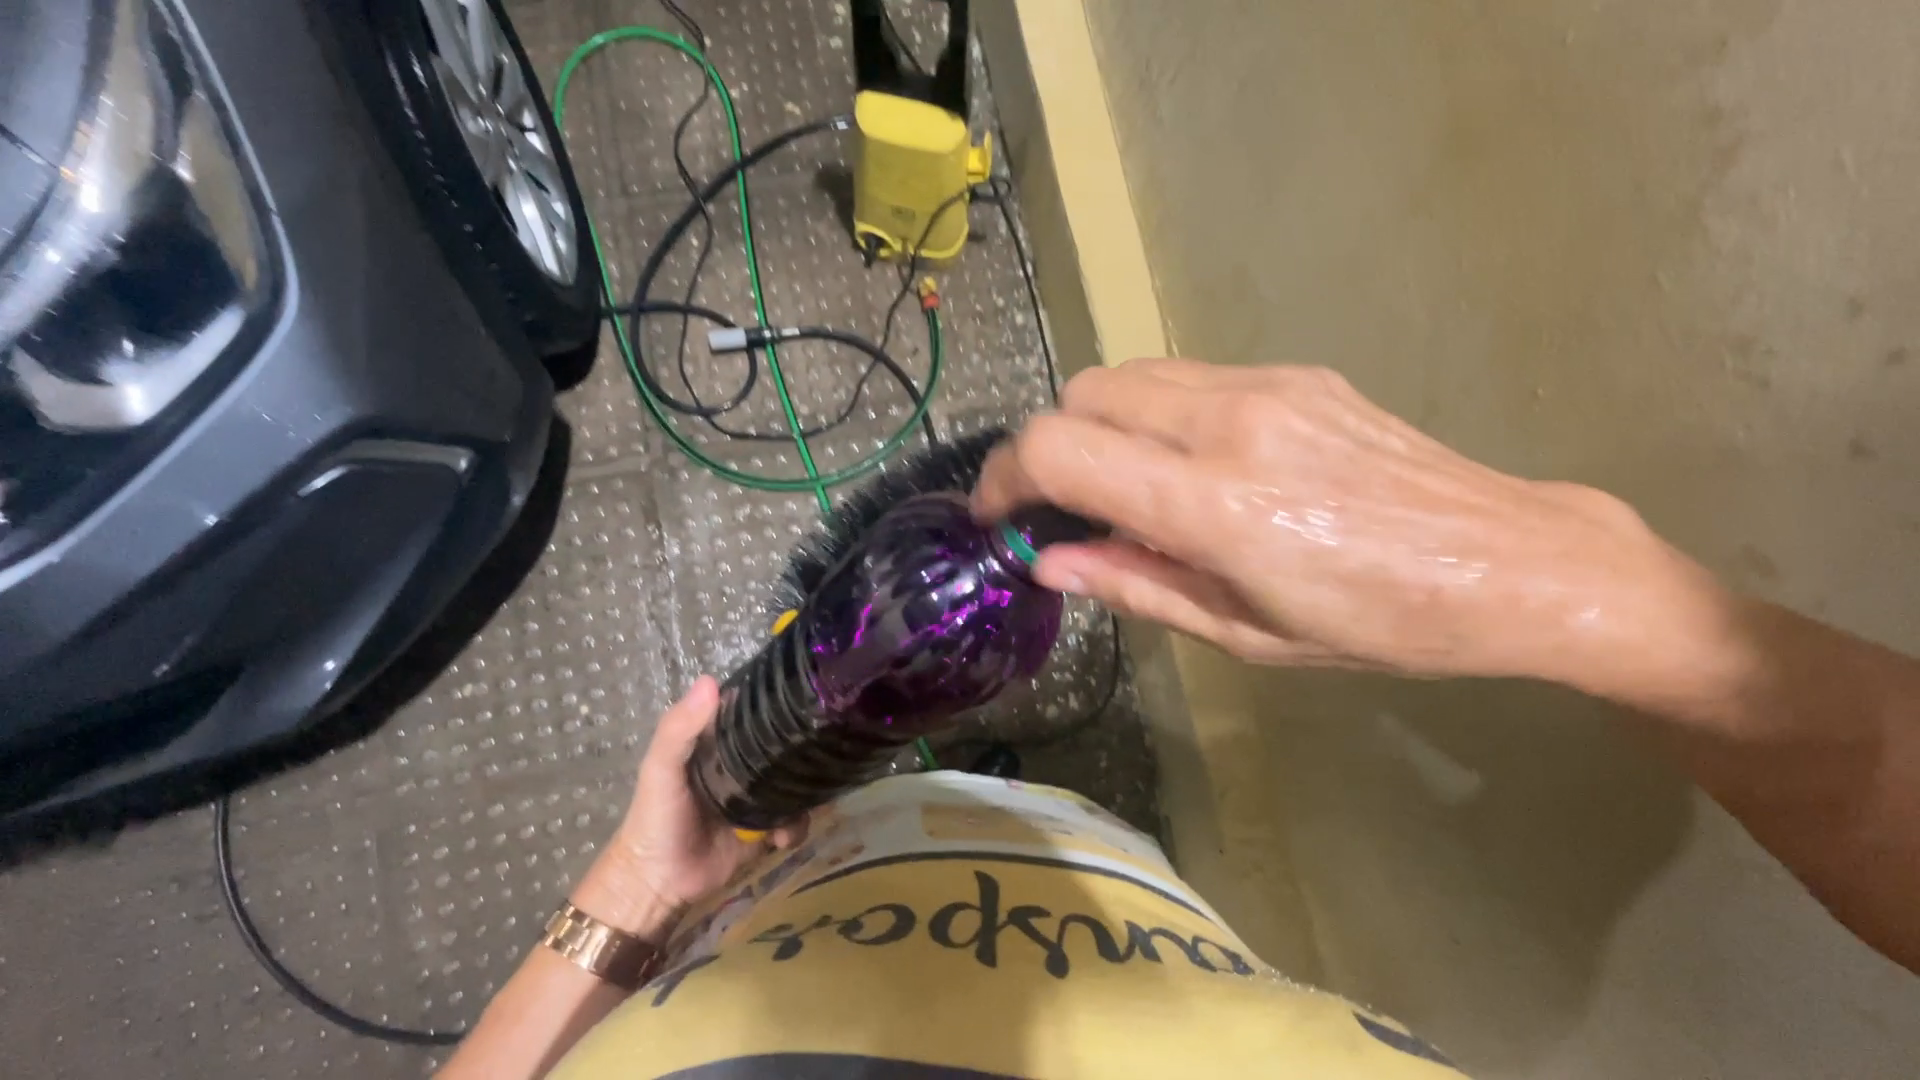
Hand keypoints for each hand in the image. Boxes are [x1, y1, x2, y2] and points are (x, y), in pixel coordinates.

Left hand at [571, 677, 800, 939]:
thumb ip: (680, 729)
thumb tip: (710, 680)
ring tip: (799, 804)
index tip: (804, 695)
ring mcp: (758, 796)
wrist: (657, 884)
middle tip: (821, 752)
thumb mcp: (661, 768)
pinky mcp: (767, 828)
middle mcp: (742, 764)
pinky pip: (795, 820)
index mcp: (718, 742)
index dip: (776, 702)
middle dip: (804, 750)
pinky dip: (797, 827)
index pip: (752, 711)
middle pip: (784, 746)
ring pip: (797, 782)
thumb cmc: (655, 818)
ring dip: (806, 792)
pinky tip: (781, 838)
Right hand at [972, 359, 1718, 685]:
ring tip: (1123, 489)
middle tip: (1063, 511)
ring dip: (1096, 426)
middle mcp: (1229, 422)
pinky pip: (1181, 377)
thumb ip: (1135, 584)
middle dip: (1049, 449)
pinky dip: (1149, 414)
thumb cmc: (1375, 623)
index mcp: (1214, 502)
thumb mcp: (1243, 633)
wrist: (1508, 561)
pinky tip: (1185, 465)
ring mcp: (1264, 385)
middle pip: (1081, 394)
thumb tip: (1049, 561)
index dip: (1006, 478)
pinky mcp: (1292, 372)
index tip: (998, 516)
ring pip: (1126, 376)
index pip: (1061, 450)